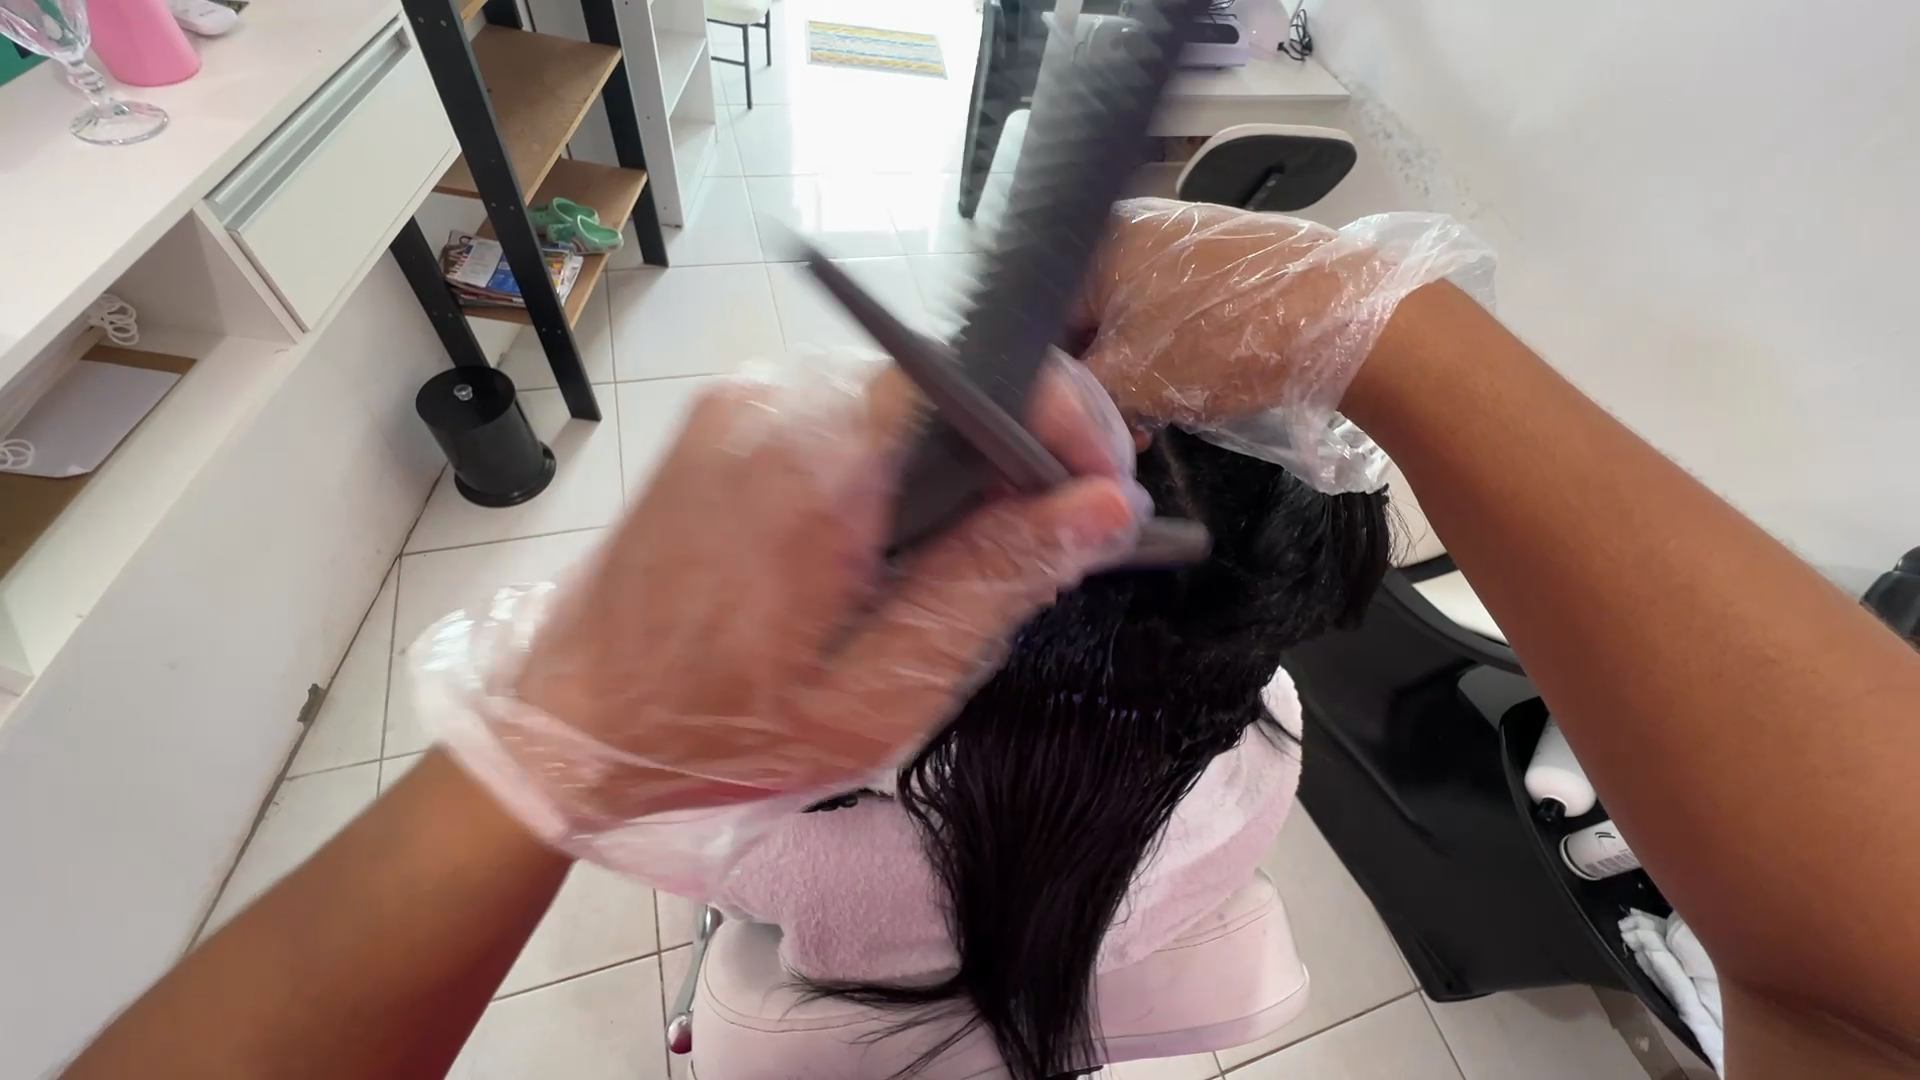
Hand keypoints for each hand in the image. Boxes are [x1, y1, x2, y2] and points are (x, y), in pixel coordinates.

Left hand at [415, 350, 1149, 853]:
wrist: (569, 725)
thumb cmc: (721, 729)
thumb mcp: (880, 689)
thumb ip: (993, 584)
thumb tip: (1100, 510)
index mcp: (821, 462)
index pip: (984, 374)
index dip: (1065, 418)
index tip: (1102, 487)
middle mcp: (779, 400)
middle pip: (948, 384)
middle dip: (1019, 450)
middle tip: (1049, 535)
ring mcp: (746, 401)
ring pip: (904, 401)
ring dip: (958, 462)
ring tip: (970, 551)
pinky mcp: (730, 419)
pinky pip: (849, 416)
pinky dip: (899, 463)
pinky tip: (896, 537)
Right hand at [1077, 198, 1342, 425]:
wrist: (1342, 318)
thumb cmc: (1219, 342)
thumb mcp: (1128, 381)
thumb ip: (1077, 395)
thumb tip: (1063, 408)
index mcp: (1095, 241)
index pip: (1044, 322)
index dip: (1059, 382)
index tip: (1083, 421)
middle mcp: (1133, 224)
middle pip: (1088, 316)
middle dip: (1100, 378)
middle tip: (1124, 424)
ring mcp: (1182, 233)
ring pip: (1130, 315)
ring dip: (1135, 370)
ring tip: (1159, 411)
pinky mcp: (1222, 251)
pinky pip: (1170, 305)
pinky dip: (1169, 346)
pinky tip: (1188, 380)